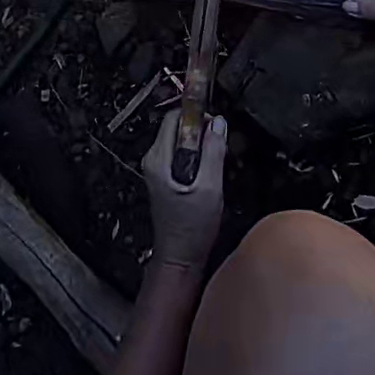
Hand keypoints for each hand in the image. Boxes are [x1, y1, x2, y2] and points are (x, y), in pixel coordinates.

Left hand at [141, 112, 226, 270]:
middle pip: (177, 126)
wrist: (180, 258)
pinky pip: (181, 153)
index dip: (196, 115)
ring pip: (181, 139)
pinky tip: (209, 172)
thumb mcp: (210, 187)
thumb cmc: (193, 226)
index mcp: (159, 158)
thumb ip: (213, 152)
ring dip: (201, 144)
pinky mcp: (164, 176)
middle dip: (201, 130)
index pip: (174, 117)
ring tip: (216, 161)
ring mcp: (157, 168)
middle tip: (220, 145)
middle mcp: (153, 159)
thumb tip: (218, 121)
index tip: (215, 125)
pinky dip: (196, 155)